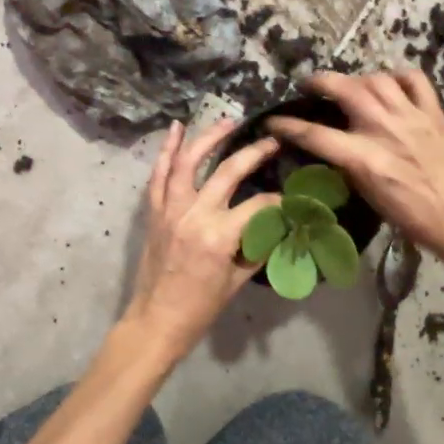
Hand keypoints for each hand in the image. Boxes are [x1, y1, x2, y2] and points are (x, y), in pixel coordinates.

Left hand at [119, 120, 281, 355]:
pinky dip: (167, 151)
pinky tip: (176, 129)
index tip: (289, 197)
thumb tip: (277, 223)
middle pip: (228, 172)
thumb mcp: (237, 281)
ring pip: (189, 162)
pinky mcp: (154, 212)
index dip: (277, 199)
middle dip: (253, 153)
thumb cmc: (200, 308)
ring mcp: (170, 210)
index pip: (257, 204)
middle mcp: (194, 215)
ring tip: (227, 121)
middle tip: (270, 141)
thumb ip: (257, 247)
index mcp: (219, 236)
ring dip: (209, 138)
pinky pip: (160, 175)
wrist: (156, 321)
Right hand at [266, 70, 443, 268]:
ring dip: (357, 79)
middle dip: (319, 82)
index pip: (315, 134)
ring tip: (351, 87)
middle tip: (310, 86)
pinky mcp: (434, 113)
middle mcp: (386, 129)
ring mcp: (412, 116)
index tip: (273, 122)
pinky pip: (413, 80)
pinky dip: (396, 77)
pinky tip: (390, 86)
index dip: (287, 126)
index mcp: (365, 158)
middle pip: (344, 89)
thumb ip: (349, 165)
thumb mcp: (369, 196)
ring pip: (376, 79)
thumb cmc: (413, 218)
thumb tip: (333, 146)